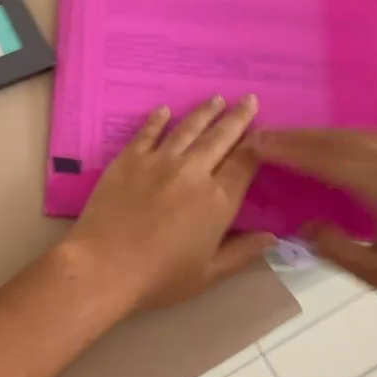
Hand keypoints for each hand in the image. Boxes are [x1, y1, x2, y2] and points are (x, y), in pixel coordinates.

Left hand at [65, 96, 275, 311]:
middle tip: (249, 99)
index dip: (257, 145)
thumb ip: (242, 252)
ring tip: (217, 99)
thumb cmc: (159, 278)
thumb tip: (273, 237)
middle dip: (238, 117)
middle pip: (221, 138)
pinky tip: (165, 110)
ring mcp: (158, 161)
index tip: (264, 130)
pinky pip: (147, 132)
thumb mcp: (209, 274)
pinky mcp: (128, 159)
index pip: (245, 163)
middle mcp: (193, 172)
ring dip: (204, 112)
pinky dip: (158, 119)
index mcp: (218, 200)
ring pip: (187, 128)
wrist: (103, 266)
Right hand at [249, 130, 376, 331]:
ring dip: (323, 138)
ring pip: (360, 139)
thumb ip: (336, 246)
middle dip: (298, 138)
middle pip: (339, 140)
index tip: (252, 143)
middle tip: (263, 138)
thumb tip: (308, 225)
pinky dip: (347, 145)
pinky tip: (340, 156)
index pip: (322, 158)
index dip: (285, 150)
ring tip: (294, 143)